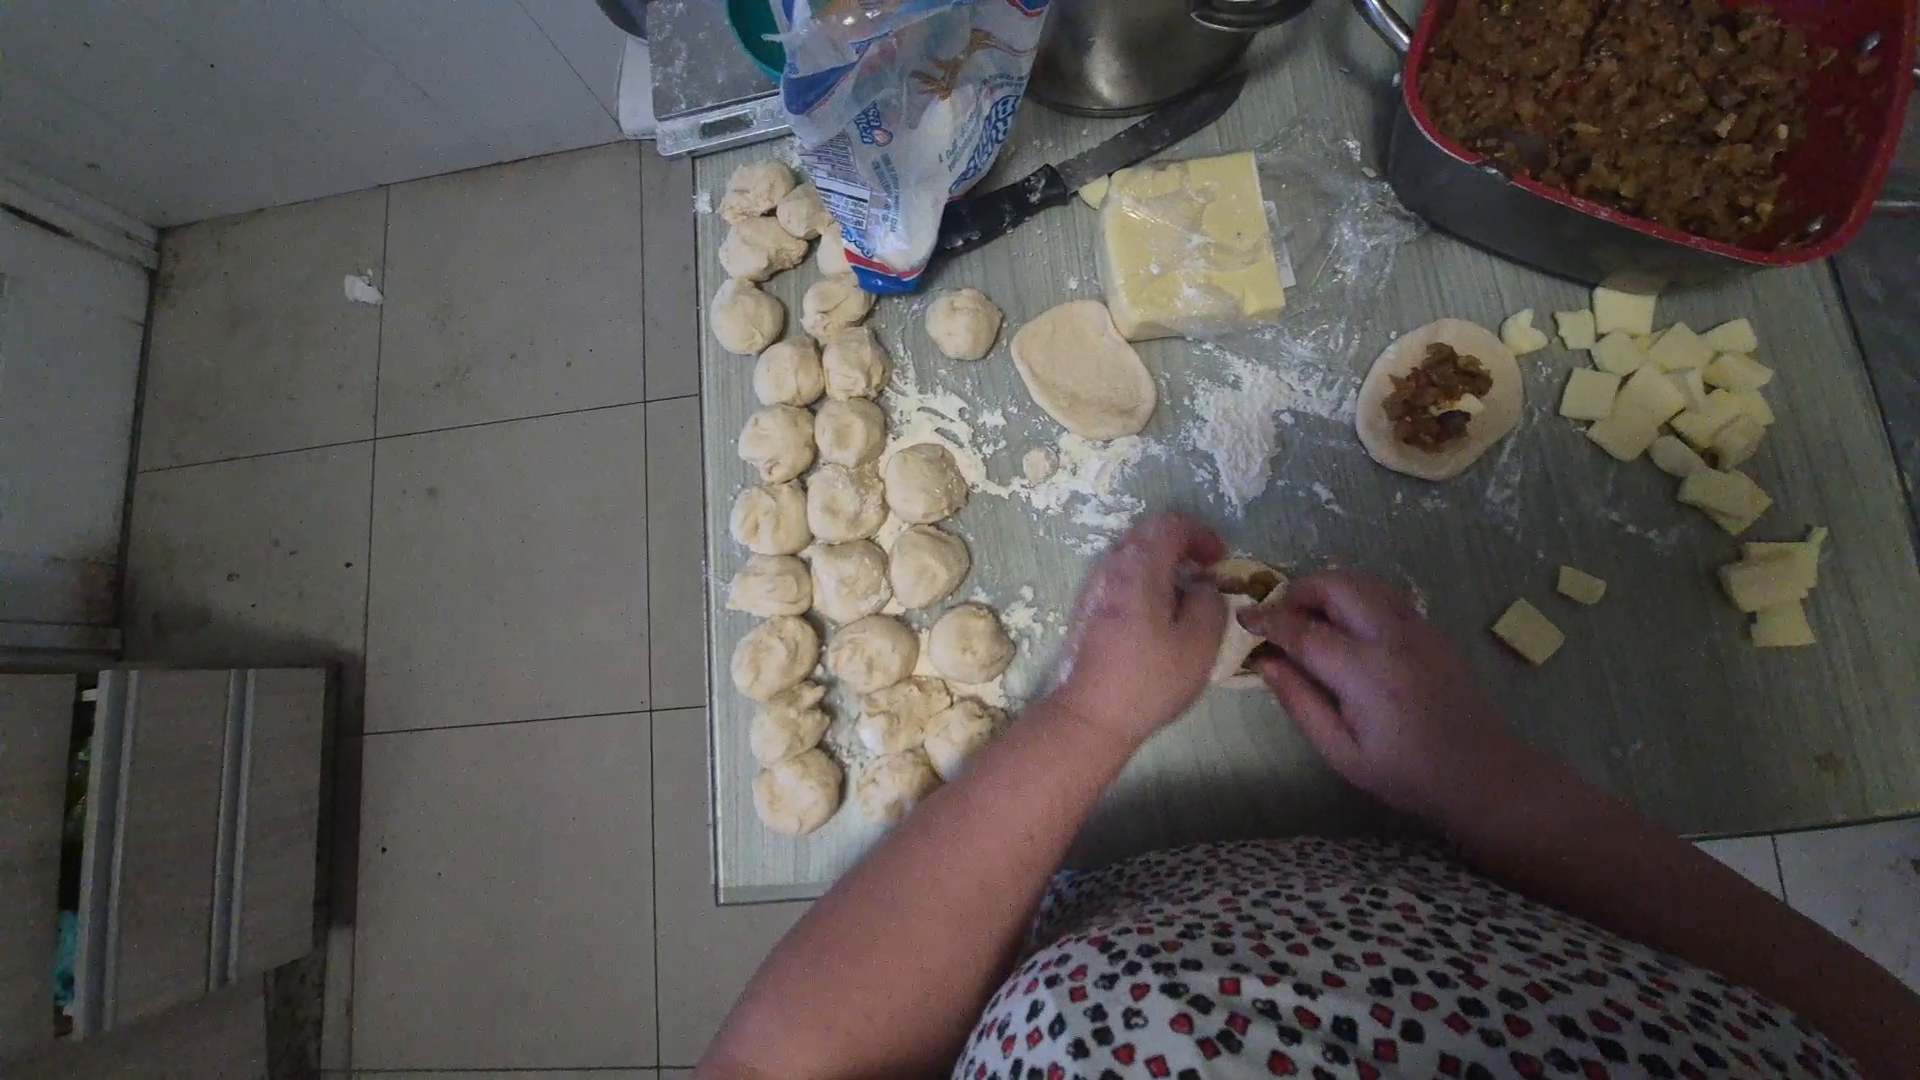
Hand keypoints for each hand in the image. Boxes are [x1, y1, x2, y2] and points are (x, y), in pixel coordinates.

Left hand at [1047, 513, 1228, 744]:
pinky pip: (1119, 576)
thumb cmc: (1150, 679)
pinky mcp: (1086, 608)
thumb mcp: (1200, 643)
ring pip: (1130, 554)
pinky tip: (1158, 610)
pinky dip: (1144, 579)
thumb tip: (1203, 586)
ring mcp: (1093, 587)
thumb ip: (1209, 603)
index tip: (1220, 559)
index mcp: (1139, 568)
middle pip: (1146, 533)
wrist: (1090, 713)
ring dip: (1160, 561)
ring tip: (1184, 591)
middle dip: (1180, 543)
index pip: (1170, 525)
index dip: (1201, 534)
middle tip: (1205, 569)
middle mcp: (1111, 568)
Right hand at [1239, 571, 1541, 820]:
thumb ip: (1299, 702)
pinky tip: (1345, 629)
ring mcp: (1417, 629)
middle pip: (1335, 586)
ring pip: (1362, 582)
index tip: (1243, 618)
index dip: (1267, 620)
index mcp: (1364, 672)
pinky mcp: (1431, 630)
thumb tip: (1264, 663)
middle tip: (1280, 618)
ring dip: (1327, 590)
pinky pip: (1383, 595)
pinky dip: (1353, 597)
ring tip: (1310, 619)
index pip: (1302, 630)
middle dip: (1298, 592)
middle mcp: (1391, 639)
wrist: (1484, 774)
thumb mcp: (1339, 751)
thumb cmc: (1405, 772)